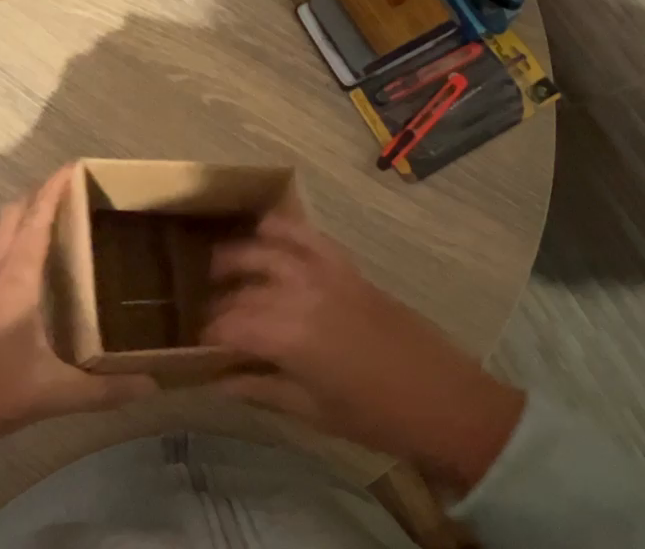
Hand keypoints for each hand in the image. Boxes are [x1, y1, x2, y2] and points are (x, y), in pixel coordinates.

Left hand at [0, 166, 157, 449]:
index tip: (78, 165)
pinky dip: (13, 239)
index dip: (56, 187)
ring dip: (25, 216)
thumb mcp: (53, 394)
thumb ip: (105, 390)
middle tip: (77, 194)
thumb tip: (152, 384)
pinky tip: (30, 265)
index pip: (38, 216)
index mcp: (16, 278)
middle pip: (15, 214)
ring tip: (59, 221)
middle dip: (42, 194)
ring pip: (0, 231)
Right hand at [204, 209, 526, 491]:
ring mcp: (326, 275)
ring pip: (268, 250)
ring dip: (239, 255)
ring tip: (220, 267)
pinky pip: (307, 236)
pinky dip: (282, 228)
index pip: (230, 325)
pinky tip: (265, 231)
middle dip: (220, 302)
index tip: (199, 347)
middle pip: (244, 288)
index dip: (209, 335)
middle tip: (209, 316)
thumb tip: (218, 381)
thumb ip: (261, 388)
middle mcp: (301, 296)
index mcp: (289, 338)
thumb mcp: (312, 412)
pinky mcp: (347, 267)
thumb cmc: (376, 417)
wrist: (445, 401)